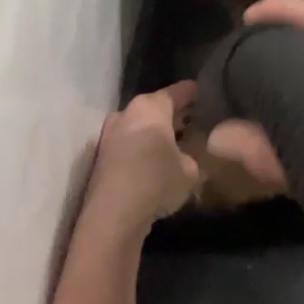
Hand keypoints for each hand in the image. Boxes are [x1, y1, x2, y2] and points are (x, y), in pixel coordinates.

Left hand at [84, 82, 199, 233]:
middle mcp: (126, 114)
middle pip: (154, 109)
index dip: (190, 92)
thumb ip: (192, 156)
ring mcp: (110, 136)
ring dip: (156, 133)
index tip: (200, 91)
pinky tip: (158, 160)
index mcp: (150, 108)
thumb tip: (187, 154)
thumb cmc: (157, 180)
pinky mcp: (102, 158)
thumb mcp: (191, 170)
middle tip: (193, 119)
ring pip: (140, 127)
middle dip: (173, 114)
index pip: (175, 93)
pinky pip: (130, 145)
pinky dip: (144, 148)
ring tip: (178, 142)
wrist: (114, 213)